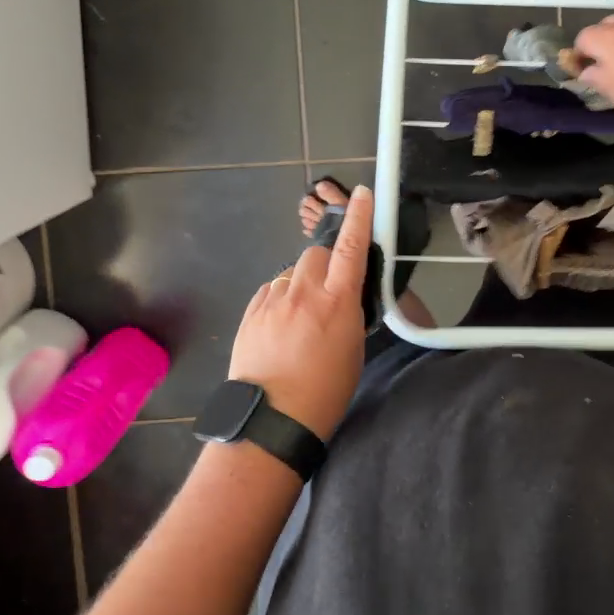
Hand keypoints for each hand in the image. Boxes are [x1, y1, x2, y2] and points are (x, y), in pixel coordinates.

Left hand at [227, 187, 373, 440]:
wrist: (272, 421)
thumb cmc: (326, 392)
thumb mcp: (353, 349)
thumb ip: (349, 313)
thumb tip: (344, 297)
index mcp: (337, 302)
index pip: (352, 247)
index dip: (360, 217)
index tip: (362, 193)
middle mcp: (304, 293)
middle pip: (316, 255)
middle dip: (325, 266)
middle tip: (327, 294)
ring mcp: (273, 301)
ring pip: (291, 274)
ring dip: (300, 286)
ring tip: (300, 320)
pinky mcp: (251, 313)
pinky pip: (270, 291)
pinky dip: (279, 300)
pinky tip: (280, 327)